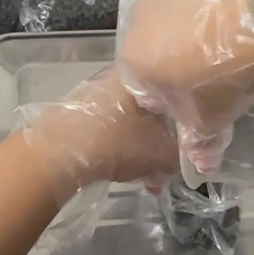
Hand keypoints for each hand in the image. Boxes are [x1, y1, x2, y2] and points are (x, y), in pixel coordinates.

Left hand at [14, 68, 178, 195]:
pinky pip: (115, 129)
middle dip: (166, 142)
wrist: (55, 154)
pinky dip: (126, 148)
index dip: (190, 121)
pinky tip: (128, 173)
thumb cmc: (115, 145)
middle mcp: (119, 78)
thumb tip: (198, 161)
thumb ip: (185, 157)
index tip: (193, 144)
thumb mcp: (160, 155)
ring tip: (149, 178)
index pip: (178, 92)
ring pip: (135, 122)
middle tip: (170, 168)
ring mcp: (98, 95)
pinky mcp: (81, 114)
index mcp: (142, 76)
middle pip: (156, 111)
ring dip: (146, 149)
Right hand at [115, 0, 253, 170]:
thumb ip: (199, 142)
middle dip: (185, 67)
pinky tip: (246, 18)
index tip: (203, 108)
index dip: (175, 104)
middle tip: (223, 79)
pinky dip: (219, 6)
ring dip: (201, 34)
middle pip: (160, 50)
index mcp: (135, 58)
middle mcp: (142, 16)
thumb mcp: (213, 117)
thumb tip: (199, 168)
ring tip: (238, 46)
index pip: (146, 89)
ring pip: (181, 18)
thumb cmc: (228, 70)